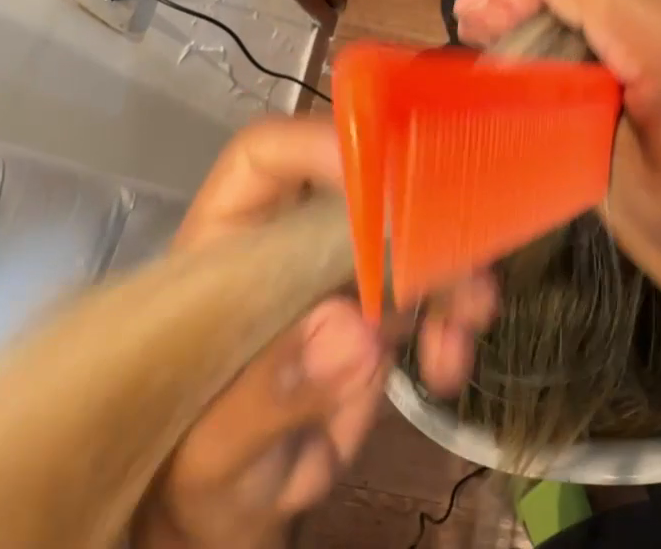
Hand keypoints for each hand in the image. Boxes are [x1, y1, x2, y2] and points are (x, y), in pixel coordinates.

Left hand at [131, 117, 495, 548]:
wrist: (236, 510)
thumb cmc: (197, 478)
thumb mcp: (216, 458)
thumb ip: (272, 398)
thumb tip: (355, 330)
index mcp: (225, 250)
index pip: (268, 159)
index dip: (328, 150)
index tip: (392, 189)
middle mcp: (287, 244)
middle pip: (362, 191)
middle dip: (421, 223)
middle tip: (462, 271)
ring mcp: (336, 273)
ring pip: (408, 237)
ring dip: (450, 275)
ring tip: (463, 330)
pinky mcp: (378, 308)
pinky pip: (431, 292)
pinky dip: (453, 319)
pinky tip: (446, 366)